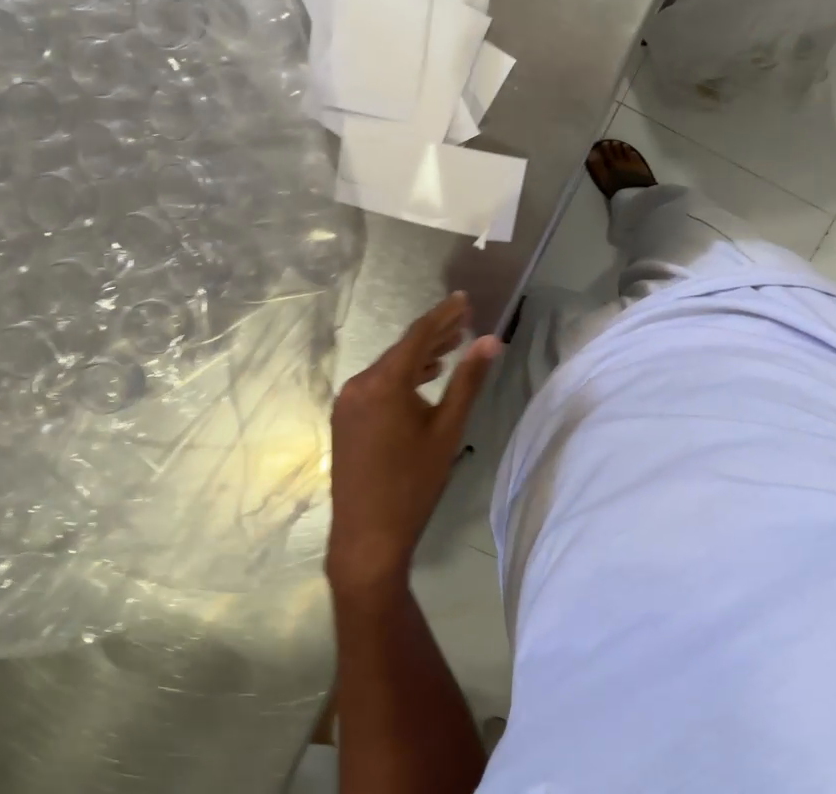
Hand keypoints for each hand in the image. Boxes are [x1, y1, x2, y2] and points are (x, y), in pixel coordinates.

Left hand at [327, 293, 500, 594]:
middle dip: (434, 334)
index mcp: (383, 383)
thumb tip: (490, 340)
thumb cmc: (414, 483)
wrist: (368, 536)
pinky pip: (376, 386)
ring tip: (450, 349)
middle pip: (402, 350)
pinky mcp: (344, 421)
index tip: (464, 299)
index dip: (444, 315)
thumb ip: (468, 381)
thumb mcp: (448, 430)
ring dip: (419, 357)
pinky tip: (422, 382)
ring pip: (388, 368)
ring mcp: (347, 403)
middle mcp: (358, 385)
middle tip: (465, 321)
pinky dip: (401, 378)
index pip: (418, 336)